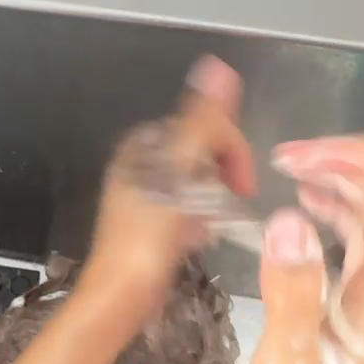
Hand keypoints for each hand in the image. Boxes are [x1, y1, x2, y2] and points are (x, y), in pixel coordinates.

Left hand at [76, 55, 254, 325]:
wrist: (121, 296)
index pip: (202, 125)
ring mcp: (146, 196)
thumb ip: (200, 123)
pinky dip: (200, 222)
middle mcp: (141, 166)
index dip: (230, 148)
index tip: (241, 181)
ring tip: (206, 226)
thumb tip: (218, 68)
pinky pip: (189, 212)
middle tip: (228, 204)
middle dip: (222, 177)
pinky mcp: (153, 226)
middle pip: (203, 155)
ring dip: (213, 203)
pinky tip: (197, 239)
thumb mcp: (176, 173)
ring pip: (199, 185)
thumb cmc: (146, 238)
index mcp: (142, 146)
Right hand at [238, 136, 363, 363]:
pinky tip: (305, 205)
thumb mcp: (285, 362)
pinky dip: (339, 209)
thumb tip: (288, 220)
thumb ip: (291, 291)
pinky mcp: (361, 301)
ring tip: (290, 173)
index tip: (315, 158)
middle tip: (288, 160)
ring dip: (345, 180)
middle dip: (355, 161)